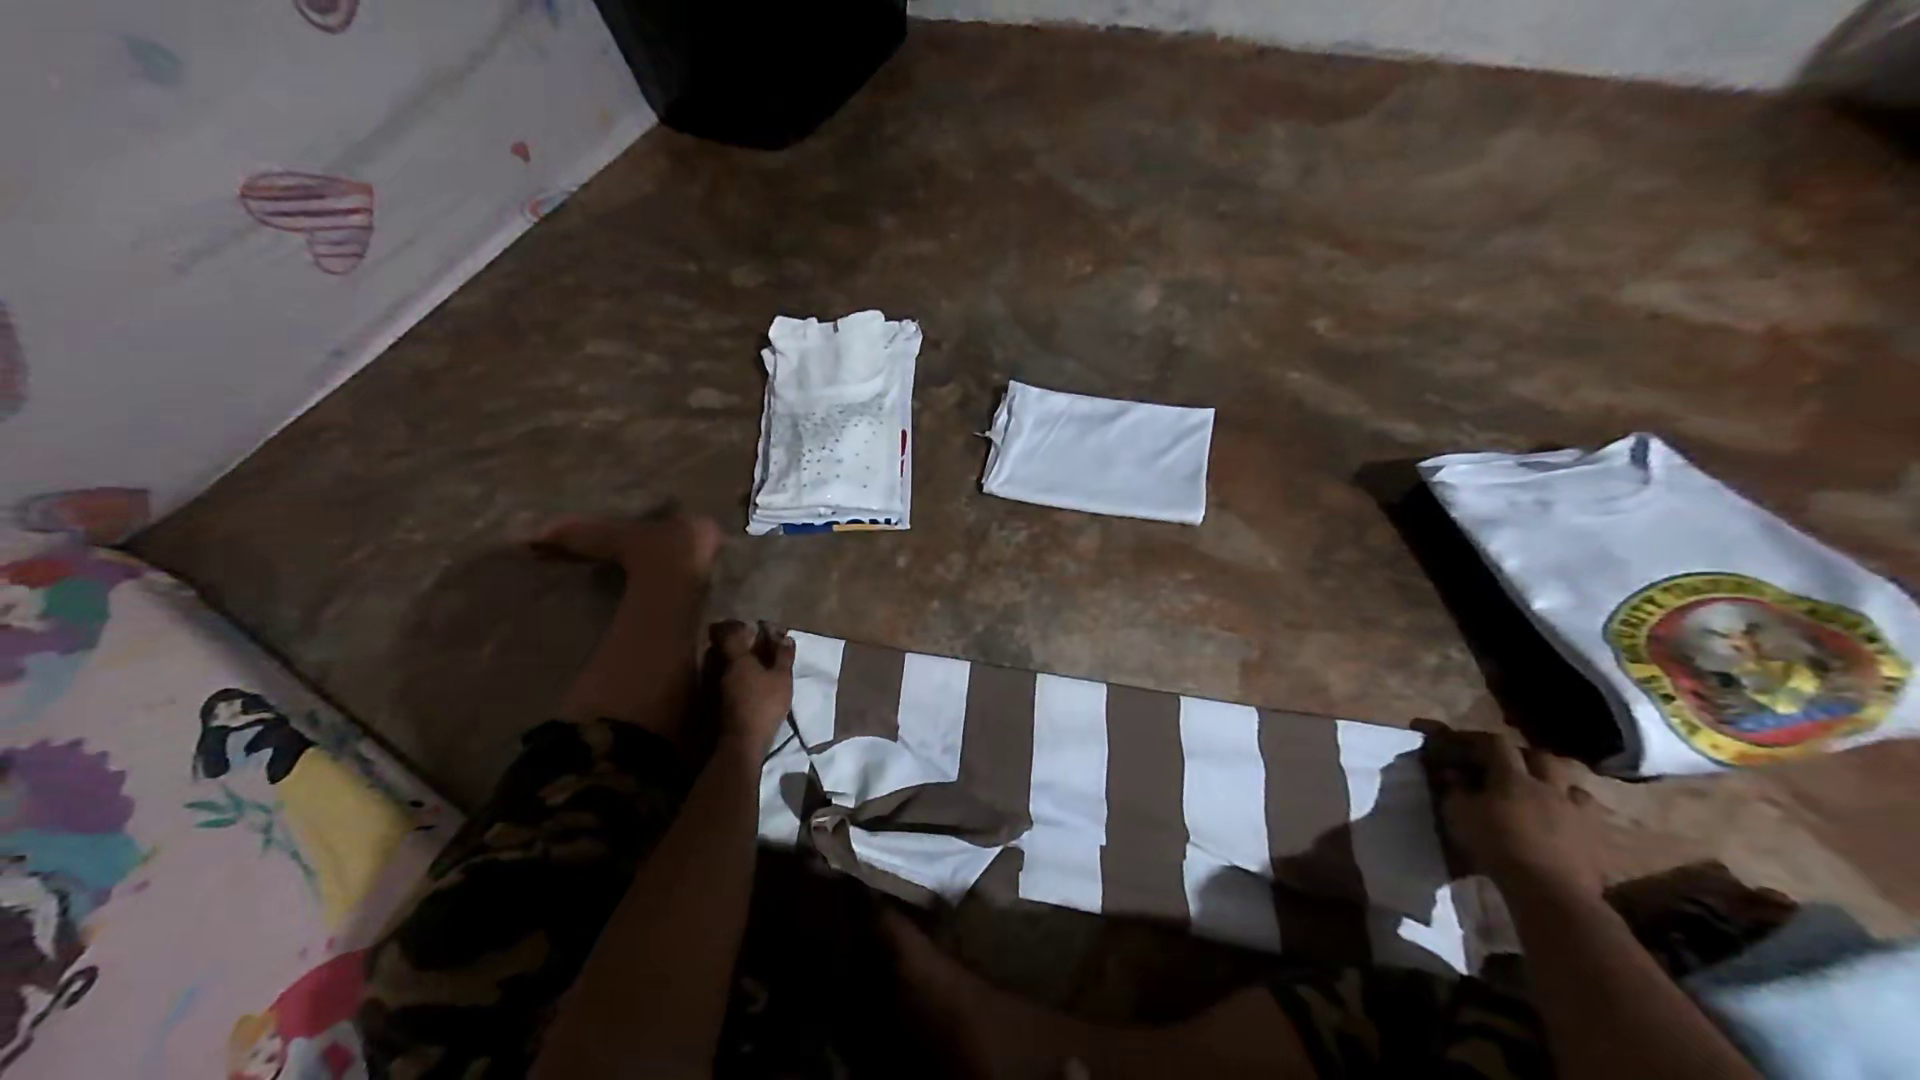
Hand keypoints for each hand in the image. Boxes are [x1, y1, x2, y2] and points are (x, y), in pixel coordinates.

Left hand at [710, 621, 794, 754]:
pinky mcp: (726, 703)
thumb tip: (786, 637)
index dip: (737, 627)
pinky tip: (759, 683)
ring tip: (764, 663)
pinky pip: (735, 680)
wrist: (744, 740)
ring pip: (732, 667)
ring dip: (745, 662)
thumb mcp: (781, 678)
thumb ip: (783, 657)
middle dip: (743, 644)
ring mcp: (723, 688)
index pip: (729, 636)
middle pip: (730, 650)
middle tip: (762, 643)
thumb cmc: (765, 703)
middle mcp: (725, 670)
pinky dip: (745, 677)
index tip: (751, 625)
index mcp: (737, 660)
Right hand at [1418, 721, 1602, 897]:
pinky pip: (1587, 812)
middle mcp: (1548, 786)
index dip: (1480, 740)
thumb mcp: (1460, 815)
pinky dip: (1574, 809)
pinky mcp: (1596, 835)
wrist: (1550, 889)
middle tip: (1507, 766)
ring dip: (1554, 781)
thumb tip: (1452, 773)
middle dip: (1522, 756)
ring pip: (1570, 782)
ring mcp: (1576, 810)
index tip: (1465, 745)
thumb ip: (1455, 790)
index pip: (1497, 744)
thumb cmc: (1497, 845)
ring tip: (1543, 791)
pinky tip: (1565, 818)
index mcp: (1512, 777)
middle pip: (1539, 756)